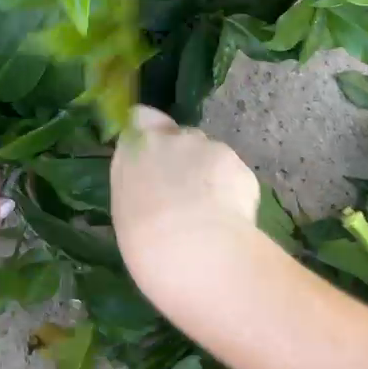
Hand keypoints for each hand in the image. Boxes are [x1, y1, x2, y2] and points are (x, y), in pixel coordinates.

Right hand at [112, 106, 260, 288]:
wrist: (196, 251)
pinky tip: (228, 219)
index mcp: (135, 148)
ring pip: (210, 156)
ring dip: (209, 175)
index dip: (150, 133)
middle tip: (182, 195)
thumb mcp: (125, 209)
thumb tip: (152, 188)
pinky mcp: (241, 166)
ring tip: (209, 213)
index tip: (153, 157)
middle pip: (179, 137)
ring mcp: (211, 148)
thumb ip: (139, 184)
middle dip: (183, 158)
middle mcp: (172, 138)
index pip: (142, 118)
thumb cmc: (144, 240)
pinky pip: (234, 175)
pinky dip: (232, 191)